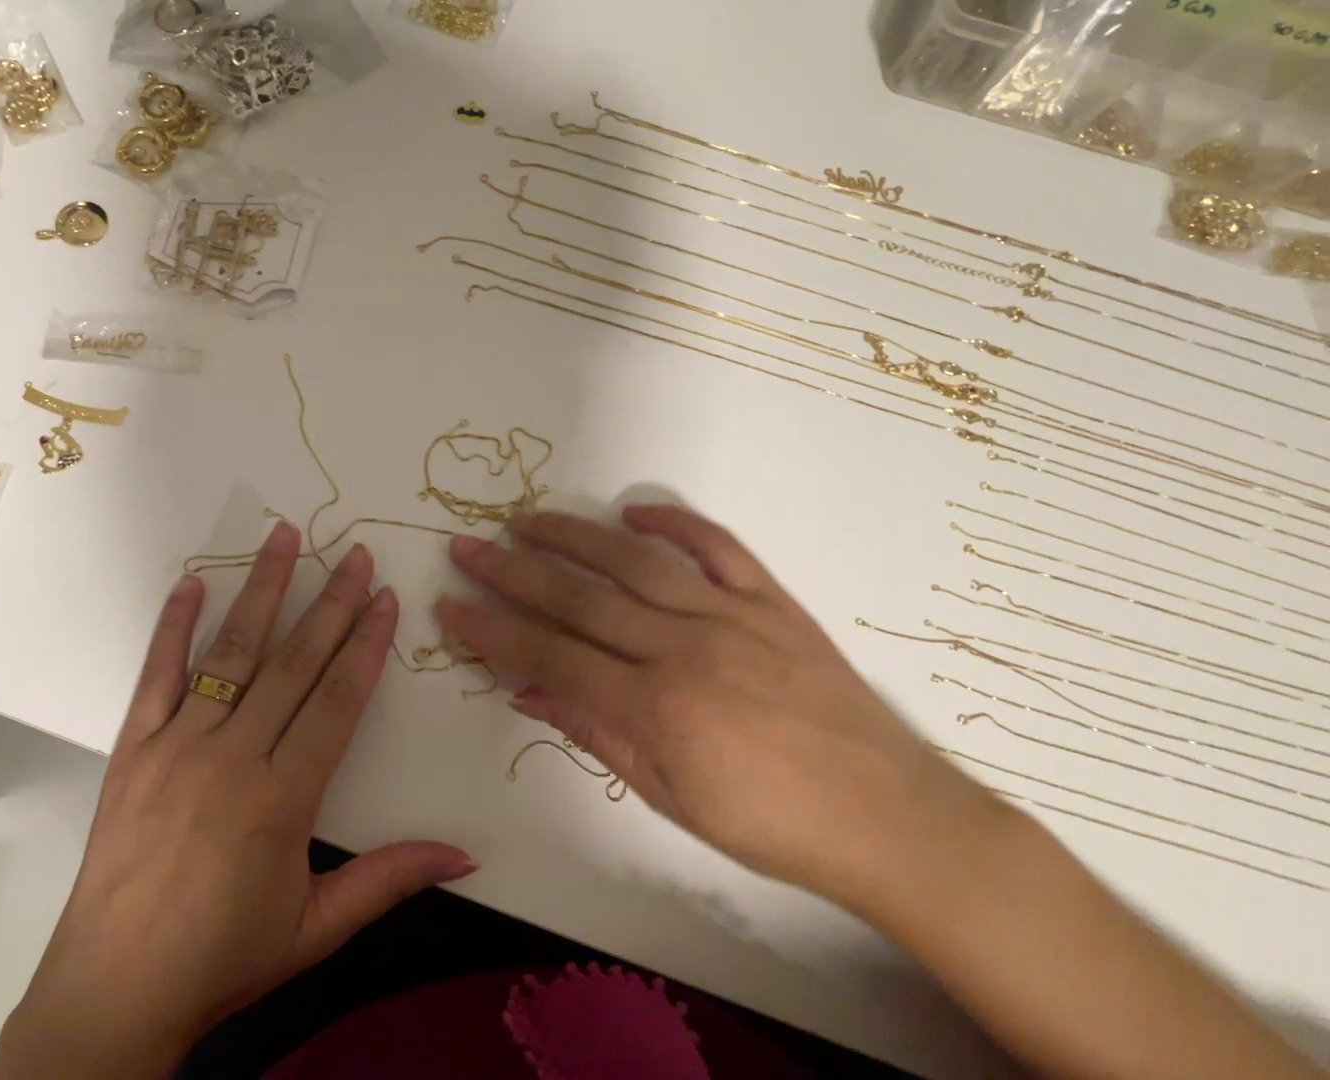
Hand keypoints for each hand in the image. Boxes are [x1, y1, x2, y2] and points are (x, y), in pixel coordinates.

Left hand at [0, 521, 475, 1079]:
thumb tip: (466, 855)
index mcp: (283, 797)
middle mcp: (232, 755)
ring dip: (262, 592)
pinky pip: (156, 675)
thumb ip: (388, 880)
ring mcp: (176, 745)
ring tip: (284, 538)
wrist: (115, 986)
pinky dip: (173, 626)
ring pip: (230, 654)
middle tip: (355, 555)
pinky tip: (191, 584)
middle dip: (330, 604)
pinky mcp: (132, 748)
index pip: (338, 701)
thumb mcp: (316, 928)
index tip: (386, 600)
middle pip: (294, 664)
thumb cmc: (223, 959)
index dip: (367, 646)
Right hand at [434, 504, 996, 907]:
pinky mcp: (774, 603)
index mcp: (655, 706)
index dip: (493, 629)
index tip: (452, 607)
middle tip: (468, 547)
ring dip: (574, 536)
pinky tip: (633, 511)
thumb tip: (528, 692)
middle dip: (514, 571)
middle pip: (581, 597)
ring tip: (526, 520)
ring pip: (637, 562)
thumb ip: (595, 733)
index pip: (551, 654)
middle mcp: (685, 647)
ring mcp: (733, 617)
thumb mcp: (669, 797)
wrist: (888, 817)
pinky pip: (718, 548)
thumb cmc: (770, 825)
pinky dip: (674, 522)